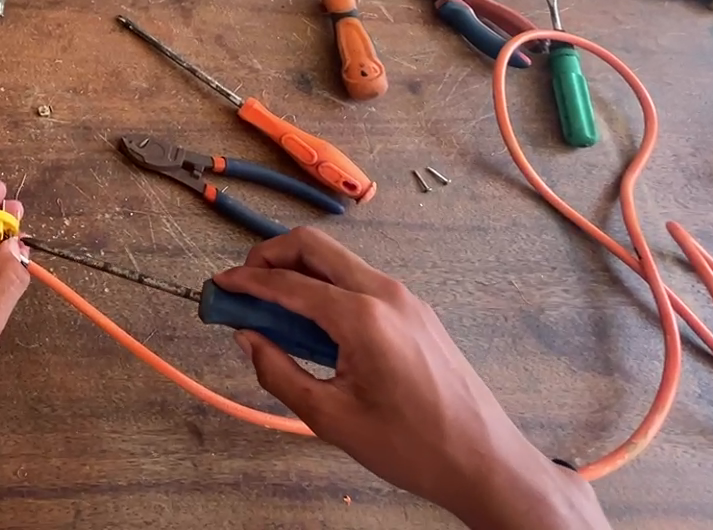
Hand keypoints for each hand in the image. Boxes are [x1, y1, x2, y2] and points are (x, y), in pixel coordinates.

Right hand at [215, 228, 607, 529]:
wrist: (493, 467)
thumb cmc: (413, 448)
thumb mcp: (331, 419)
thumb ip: (277, 372)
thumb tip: (247, 337)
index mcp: (361, 317)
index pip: (286, 283)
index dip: (245, 281)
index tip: (219, 285)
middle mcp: (383, 292)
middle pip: (311, 244)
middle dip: (269, 255)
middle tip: (246, 283)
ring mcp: (403, 297)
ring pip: (335, 257)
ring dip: (297, 268)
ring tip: (275, 304)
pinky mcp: (415, 308)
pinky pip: (356, 277)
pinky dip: (324, 283)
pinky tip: (315, 319)